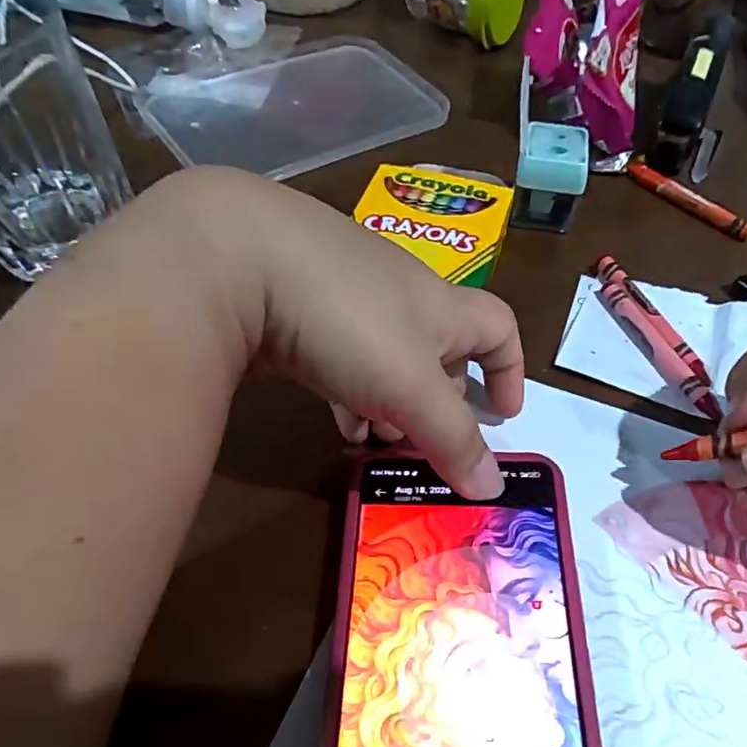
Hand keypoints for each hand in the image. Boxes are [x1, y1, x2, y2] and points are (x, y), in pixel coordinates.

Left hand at [153, 169, 523, 499]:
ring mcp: (346, 299)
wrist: (237, 258)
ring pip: (387, 360)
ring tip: (380, 443)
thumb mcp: (408, 385)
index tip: (502, 416)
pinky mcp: (299, 310)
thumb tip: (492, 488)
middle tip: (426, 445)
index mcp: (438, 307)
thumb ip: (451, 437)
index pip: (497, 329)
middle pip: (438, 354)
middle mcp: (399, 297)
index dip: (509, 371)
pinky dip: (350, 394)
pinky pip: (341, 358)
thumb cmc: (345, 318)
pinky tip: (339, 423)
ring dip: (393, 405)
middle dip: (440, 403)